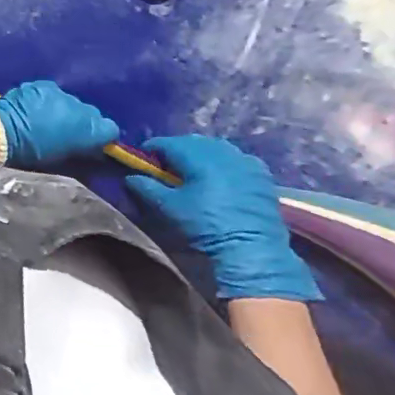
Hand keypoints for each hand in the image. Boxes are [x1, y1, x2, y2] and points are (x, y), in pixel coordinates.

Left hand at [0, 81, 118, 167]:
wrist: (1, 134)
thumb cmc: (32, 155)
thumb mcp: (64, 161)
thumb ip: (83, 153)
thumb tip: (93, 150)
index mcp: (89, 129)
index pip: (110, 129)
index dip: (100, 137)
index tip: (90, 144)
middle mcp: (80, 106)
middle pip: (90, 113)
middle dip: (82, 122)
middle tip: (66, 133)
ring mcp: (60, 93)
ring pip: (71, 101)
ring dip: (63, 110)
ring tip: (46, 120)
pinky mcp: (41, 85)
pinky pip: (51, 93)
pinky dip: (46, 101)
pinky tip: (34, 109)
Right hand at [123, 136, 318, 301]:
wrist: (252, 251)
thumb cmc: (204, 225)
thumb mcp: (168, 207)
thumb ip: (146, 187)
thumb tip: (131, 177)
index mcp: (198, 155)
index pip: (165, 143)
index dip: (148, 152)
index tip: (141, 166)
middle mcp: (223, 152)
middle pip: (190, 143)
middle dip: (175, 154)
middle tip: (165, 173)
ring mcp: (247, 162)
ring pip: (215, 150)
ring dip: (200, 158)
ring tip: (193, 177)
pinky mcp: (263, 176)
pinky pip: (237, 161)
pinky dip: (224, 166)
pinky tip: (221, 183)